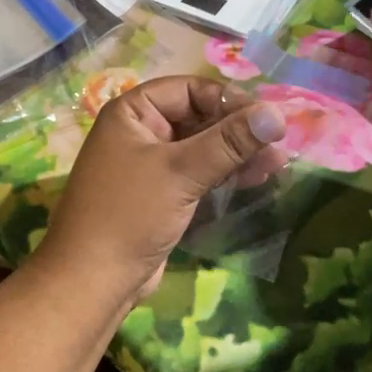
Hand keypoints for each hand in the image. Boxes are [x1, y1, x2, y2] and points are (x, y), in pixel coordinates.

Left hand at [35, 77, 287, 304]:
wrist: (92, 282)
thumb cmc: (130, 214)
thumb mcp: (181, 172)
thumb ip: (230, 141)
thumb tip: (277, 114)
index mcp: (132, 113)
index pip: (189, 89)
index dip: (228, 100)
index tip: (267, 118)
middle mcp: (140, 131)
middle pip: (198, 117)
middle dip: (238, 129)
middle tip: (279, 141)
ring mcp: (150, 165)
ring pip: (202, 147)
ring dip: (237, 153)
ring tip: (278, 161)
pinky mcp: (162, 195)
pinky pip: (198, 173)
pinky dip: (225, 173)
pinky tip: (257, 177)